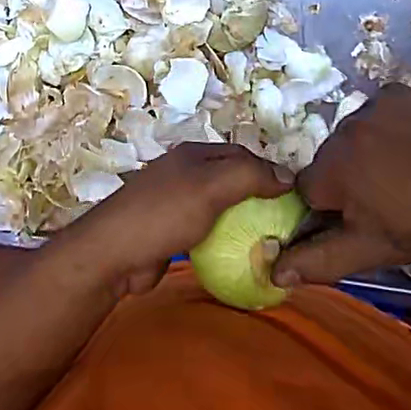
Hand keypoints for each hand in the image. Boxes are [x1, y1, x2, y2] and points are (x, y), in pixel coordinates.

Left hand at [50, 142, 294, 296]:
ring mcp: (178, 203)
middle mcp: (187, 173)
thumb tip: (287, 176)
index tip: (297, 198)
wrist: (113, 254)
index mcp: (195, 154)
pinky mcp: (173, 232)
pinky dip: (226, 239)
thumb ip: (249, 176)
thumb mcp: (211, 187)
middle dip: (260, 197)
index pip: (244, 155)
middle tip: (288, 223)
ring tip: (272, 240)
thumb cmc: (163, 213)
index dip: (271, 172)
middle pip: (233, 180)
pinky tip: (242, 255)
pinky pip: (209, 231)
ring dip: (244, 221)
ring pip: (222, 207)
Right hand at [273, 84, 410, 285]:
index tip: (365, 216)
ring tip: (405, 175)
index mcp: (335, 167)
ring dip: (366, 152)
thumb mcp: (370, 250)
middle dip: (348, 179)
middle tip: (388, 200)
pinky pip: (377, 111)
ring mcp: (376, 104)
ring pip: (353, 135)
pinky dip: (387, 126)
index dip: (333, 207)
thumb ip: (319, 259)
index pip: (309, 188)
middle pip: (330, 158)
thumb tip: (274, 273)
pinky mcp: (401, 93)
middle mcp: (347, 127)